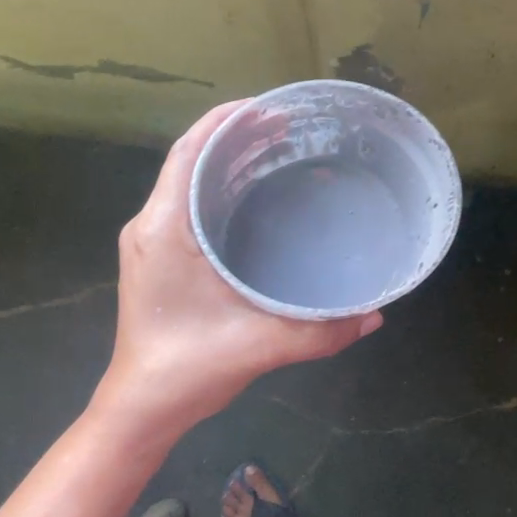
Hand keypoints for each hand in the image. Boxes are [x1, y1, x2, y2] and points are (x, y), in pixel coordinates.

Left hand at [96, 101, 381, 436]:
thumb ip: (322, 332)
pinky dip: (222, 190)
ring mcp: (152, 242)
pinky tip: (259, 200)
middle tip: (290, 129)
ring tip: (280, 154)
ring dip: (229, 163)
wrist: (142, 408)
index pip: (189, 151)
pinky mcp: (159, 258)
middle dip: (237, 138)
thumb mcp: (262, 346)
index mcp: (165, 228)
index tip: (267, 107)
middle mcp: (152, 225)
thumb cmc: (189, 368)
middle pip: (192, 160)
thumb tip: (375, 315)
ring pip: (189, 182)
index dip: (224, 121)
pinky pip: (190, 205)